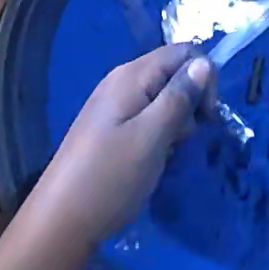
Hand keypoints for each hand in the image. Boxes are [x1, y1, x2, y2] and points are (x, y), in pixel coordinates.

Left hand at [25, 45, 213, 246]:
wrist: (62, 217)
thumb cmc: (110, 176)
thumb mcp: (151, 137)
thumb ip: (179, 97)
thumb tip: (204, 61)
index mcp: (132, 74)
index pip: (183, 52)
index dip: (203, 79)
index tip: (206, 119)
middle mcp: (123, 79)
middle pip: (173, 72)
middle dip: (190, 103)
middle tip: (182, 141)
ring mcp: (115, 101)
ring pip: (163, 97)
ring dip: (176, 123)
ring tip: (166, 155)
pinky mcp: (112, 124)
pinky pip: (148, 115)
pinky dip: (160, 133)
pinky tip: (153, 159)